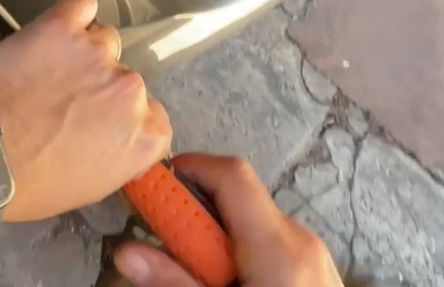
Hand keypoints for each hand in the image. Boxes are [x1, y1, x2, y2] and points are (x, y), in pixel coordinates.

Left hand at [0, 0, 169, 220]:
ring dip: (84, 48)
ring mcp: (97, 52)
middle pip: (125, 75)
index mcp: (144, 136)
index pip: (153, 114)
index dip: (123, 115)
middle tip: (65, 94)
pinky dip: (74, 11)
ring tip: (52, 63)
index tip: (99, 118)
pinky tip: (60, 23)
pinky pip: (82, 3)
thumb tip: (110, 131)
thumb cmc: (32, 182)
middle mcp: (131, 89)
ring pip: (103, 38)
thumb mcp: (92, 184)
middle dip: (99, 83)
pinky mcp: (63, 25)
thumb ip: (117, 150)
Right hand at [111, 153, 343, 286]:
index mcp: (279, 248)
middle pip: (237, 196)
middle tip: (171, 247)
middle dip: (197, 212)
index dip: (189, 168)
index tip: (156, 192)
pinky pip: (270, 242)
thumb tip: (124, 252)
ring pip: (251, 220)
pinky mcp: (319, 274)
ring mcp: (316, 257)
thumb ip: (175, 283)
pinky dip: (240, 251)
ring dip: (218, 237)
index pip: (231, 174)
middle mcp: (301, 240)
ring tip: (203, 278)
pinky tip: (231, 286)